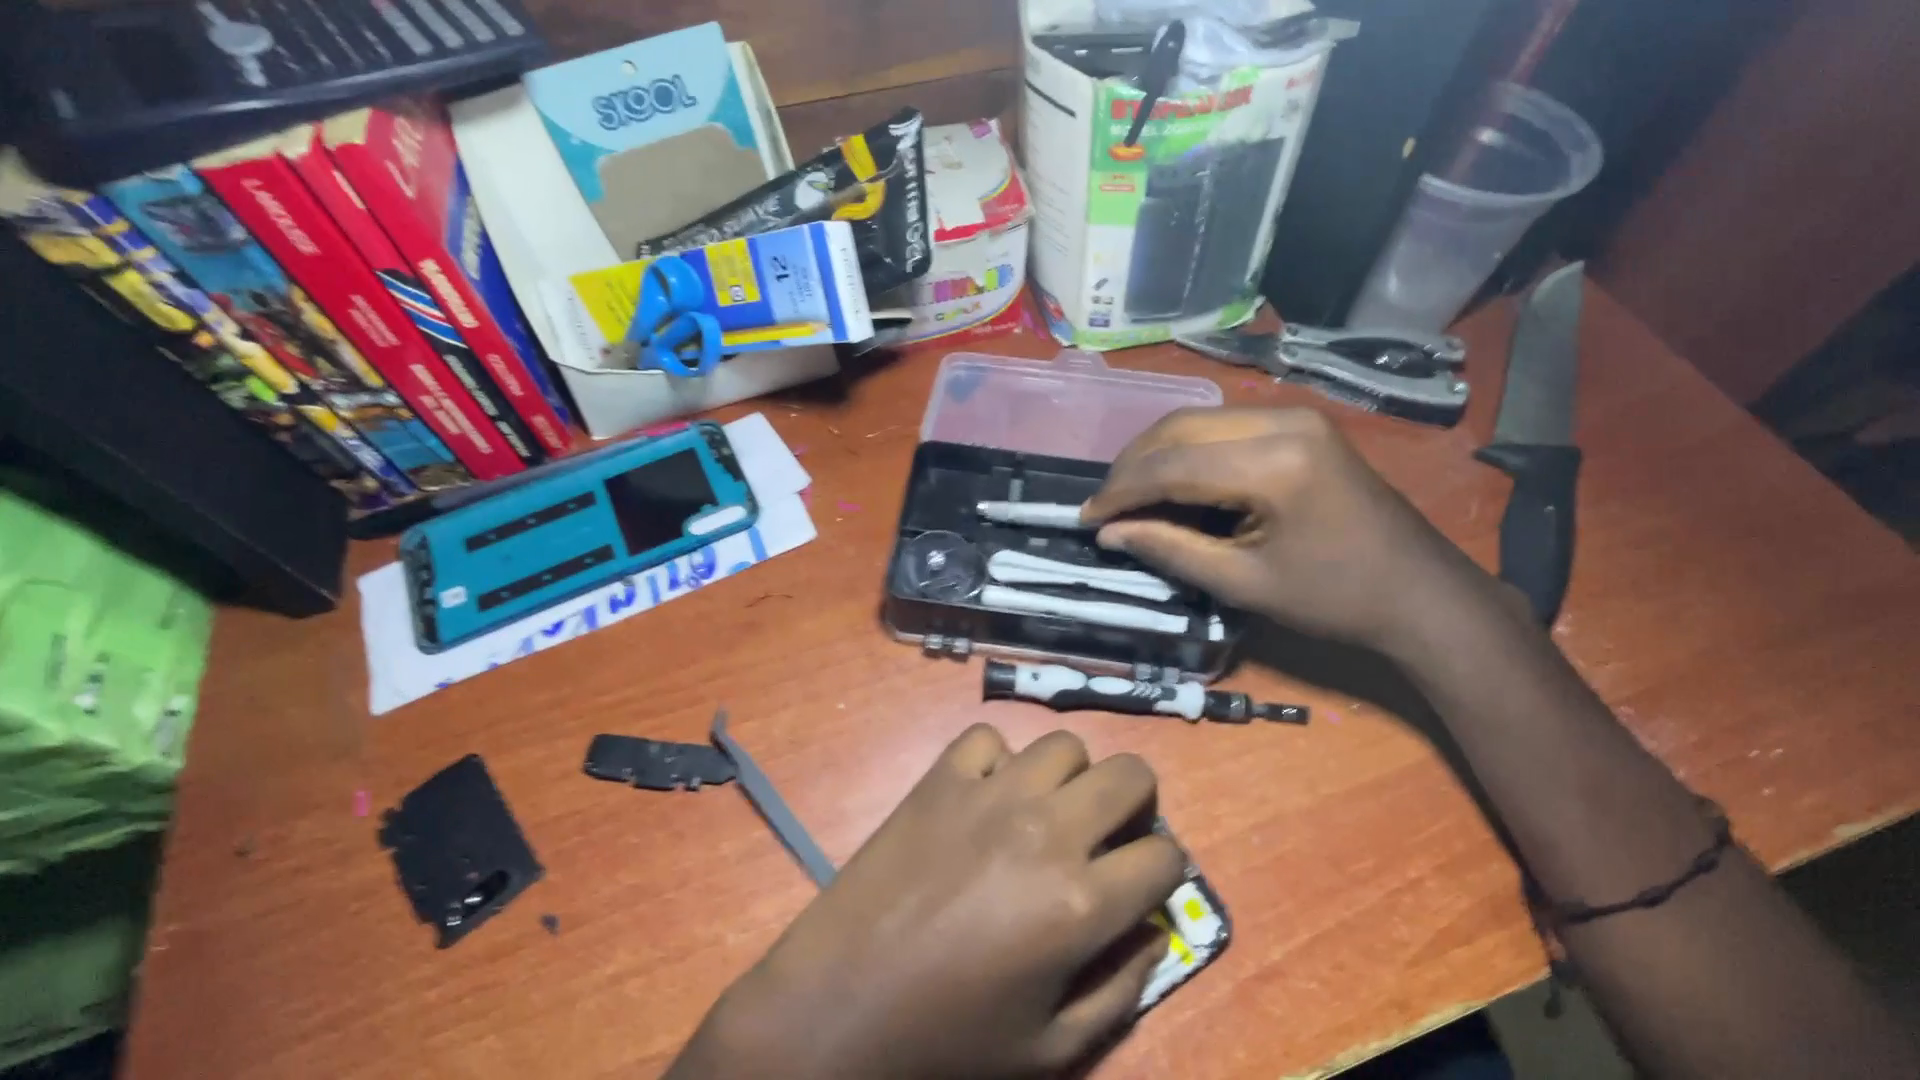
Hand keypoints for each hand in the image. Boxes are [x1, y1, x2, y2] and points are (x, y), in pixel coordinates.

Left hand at [668, 726, 1186, 1079]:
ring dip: (1070, 778)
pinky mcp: (939, 779)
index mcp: (1081, 903)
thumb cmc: (947, 1037)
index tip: (1141, 885)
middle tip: (1108, 837)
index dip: (1163, 872)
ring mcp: (989, 795)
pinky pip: (988, 739)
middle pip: (1131, 774)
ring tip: (1046, 813)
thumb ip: (1121, 987)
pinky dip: (998, 762)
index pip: (1165, 857)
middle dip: (1136, 806)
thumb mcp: (1053, 1047)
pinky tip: (985, 798)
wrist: (838, 1004)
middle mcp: (1046, 831)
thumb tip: (1154, 930)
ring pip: (1063, 746)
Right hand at [1081, 407, 1494, 652]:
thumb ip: (1171, 550)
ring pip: (1198, 421)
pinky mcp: (1301, 425)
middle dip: (1132, 466)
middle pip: (1179, 428)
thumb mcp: (1244, 584)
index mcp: (1274, 462)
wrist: (1420, 593)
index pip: (1171, 465)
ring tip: (1128, 496)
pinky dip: (1188, 452)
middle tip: (1103, 506)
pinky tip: (1172, 483)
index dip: (1120, 491)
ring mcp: (1296, 416)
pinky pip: (1224, 428)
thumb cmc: (1335, 599)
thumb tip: (1109, 533)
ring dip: (1156, 455)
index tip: (1085, 519)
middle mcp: (1283, 421)